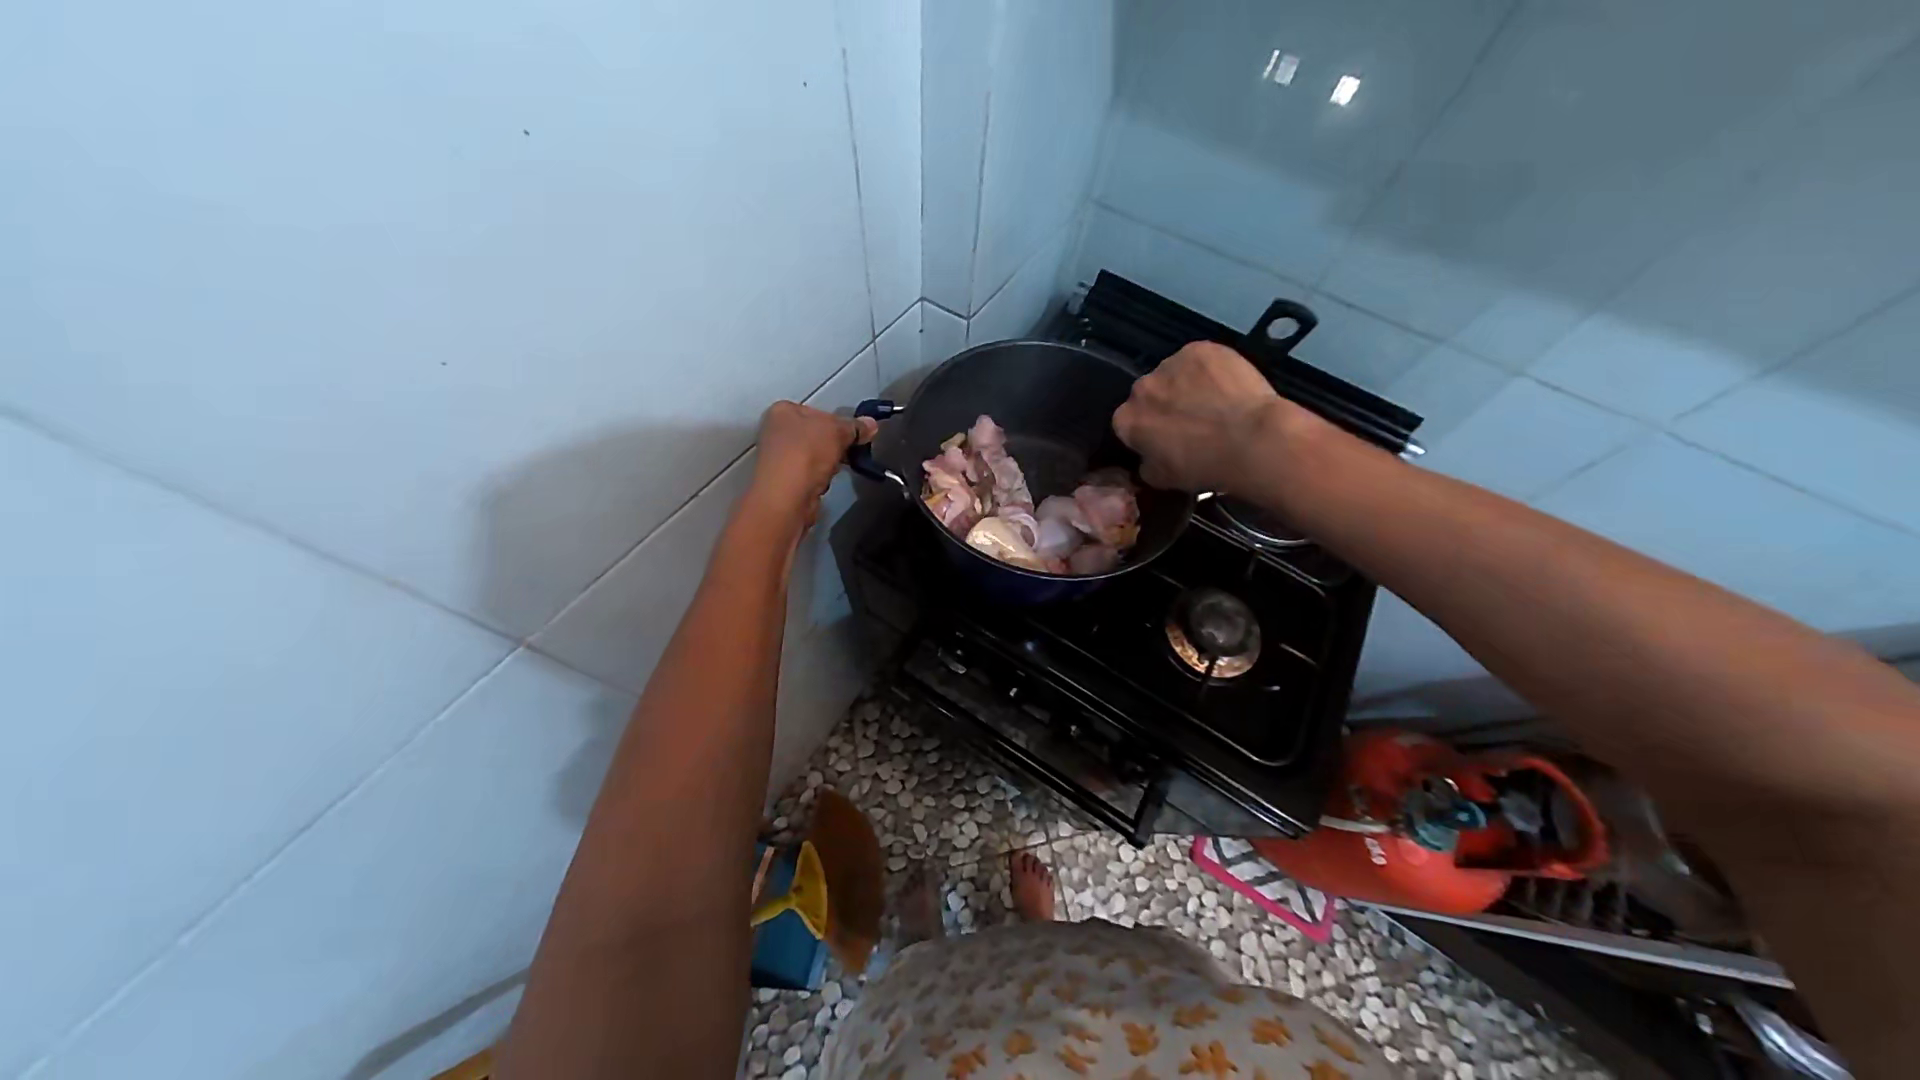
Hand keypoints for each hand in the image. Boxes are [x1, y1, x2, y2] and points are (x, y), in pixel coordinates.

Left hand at [746, 401, 876, 525]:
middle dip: (834, 444)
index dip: (837, 421)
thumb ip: (855, 427)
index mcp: (782, 411)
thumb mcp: (838, 431)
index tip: (853, 433)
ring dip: (828, 462)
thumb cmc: (807, 452)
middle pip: (816, 434)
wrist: (787, 495)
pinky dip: (819, 478)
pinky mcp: (783, 482)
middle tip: (849, 450)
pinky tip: (823, 482)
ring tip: (835, 467)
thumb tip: (871, 424)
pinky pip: (809, 475)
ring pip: (814, 456)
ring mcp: (777, 458)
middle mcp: (775, 432)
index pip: (817, 411)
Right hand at [1113, 341, 1305, 492]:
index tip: (1167, 440)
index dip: (1148, 431)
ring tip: (1214, 402)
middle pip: (1149, 394)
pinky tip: (1228, 385)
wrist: (1251, 440)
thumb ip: (1146, 464)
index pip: (1129, 423)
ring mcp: (1170, 364)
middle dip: (1164, 405)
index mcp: (1126, 420)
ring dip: (1186, 385)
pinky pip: (1200, 359)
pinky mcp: (1200, 349)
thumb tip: (1148, 457)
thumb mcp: (1163, 480)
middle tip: (1192, 421)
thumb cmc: (1204, 465)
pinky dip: (1210, 370)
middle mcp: (1141, 388)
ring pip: (1174, 374)